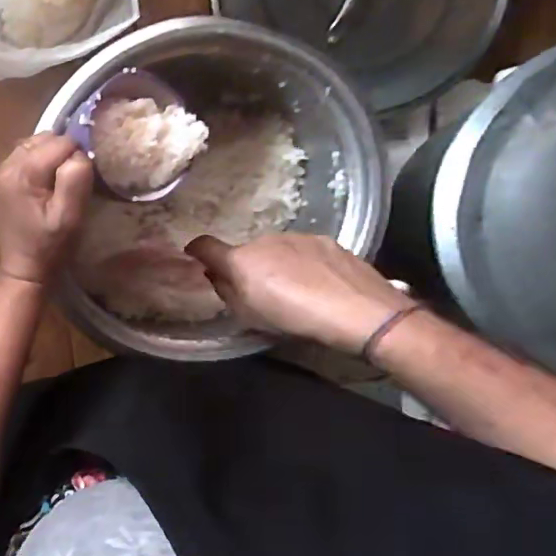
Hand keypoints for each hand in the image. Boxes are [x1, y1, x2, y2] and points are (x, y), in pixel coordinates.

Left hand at [0, 133, 94, 284]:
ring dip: (47, 157)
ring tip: (52, 184)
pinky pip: (20, 157)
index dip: (75, 157)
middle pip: (43, 139)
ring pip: (31, 145)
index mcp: (21, 174)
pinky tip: (38, 185)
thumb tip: (77, 153)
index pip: (60, 142)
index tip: (77, 182)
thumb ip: (75, 178)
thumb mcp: (70, 215)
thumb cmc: (50, 245)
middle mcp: (2, 167)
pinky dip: (34, 164)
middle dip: (60, 154)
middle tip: (65, 183)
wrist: (23, 269)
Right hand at [184, 233, 413, 353]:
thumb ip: (226, 291)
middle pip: (245, 251)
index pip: (205, 245)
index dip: (196, 250)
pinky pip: (302, 250)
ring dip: (276, 264)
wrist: (361, 312)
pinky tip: (318, 283)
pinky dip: (302, 263)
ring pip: (276, 249)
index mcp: (240, 259)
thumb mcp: (248, 316)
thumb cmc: (293, 318)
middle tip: (258, 291)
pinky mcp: (328, 241)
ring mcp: (298, 237)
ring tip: (294, 289)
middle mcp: (265, 240)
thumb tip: (216, 274)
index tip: (194, 257)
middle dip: (246, 267)